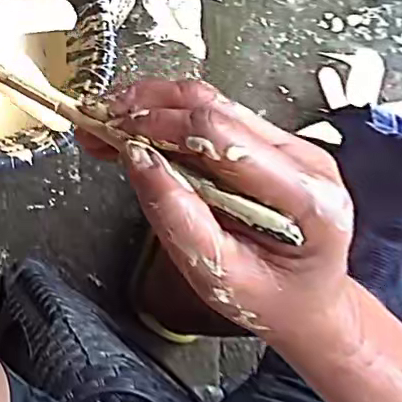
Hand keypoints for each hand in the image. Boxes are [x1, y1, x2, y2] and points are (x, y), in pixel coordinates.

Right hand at [82, 80, 360, 350]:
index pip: (221, 133)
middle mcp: (299, 157)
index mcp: (304, 195)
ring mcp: (282, 142)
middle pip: (209, 105)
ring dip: (145, 104)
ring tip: (103, 120)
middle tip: (96, 120)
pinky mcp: (259, 136)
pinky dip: (158, 113)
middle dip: (143, 107)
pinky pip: (202, 110)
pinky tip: (128, 124)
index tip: (115, 132)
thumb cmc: (269, 299)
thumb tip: (137, 157)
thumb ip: (177, 217)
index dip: (160, 125)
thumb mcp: (219, 277)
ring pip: (202, 98)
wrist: (303, 303)